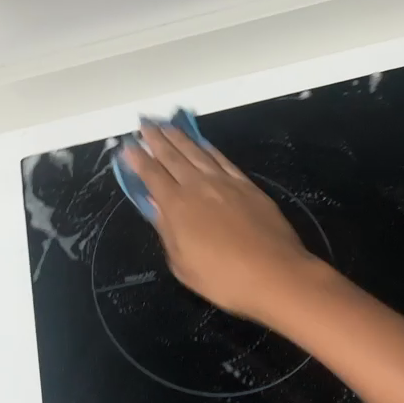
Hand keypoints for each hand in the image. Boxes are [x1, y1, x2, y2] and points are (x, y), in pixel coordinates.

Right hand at [123, 123, 330, 323]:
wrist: (275, 275)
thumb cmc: (223, 278)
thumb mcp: (183, 264)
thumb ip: (166, 231)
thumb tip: (154, 205)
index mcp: (176, 206)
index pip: (151, 175)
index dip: (138, 159)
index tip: (127, 146)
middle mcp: (197, 186)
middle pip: (171, 156)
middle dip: (155, 139)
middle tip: (144, 124)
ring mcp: (223, 182)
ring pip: (195, 152)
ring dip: (178, 137)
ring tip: (166, 125)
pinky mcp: (246, 185)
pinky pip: (222, 159)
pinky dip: (208, 148)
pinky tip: (201, 142)